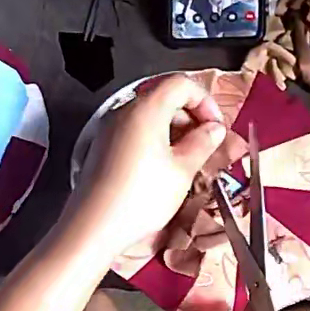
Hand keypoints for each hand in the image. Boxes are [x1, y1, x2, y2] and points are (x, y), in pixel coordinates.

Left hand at [70, 74, 226, 260]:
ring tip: (188, 160)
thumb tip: (213, 129)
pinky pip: (134, 132)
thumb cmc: (138, 198)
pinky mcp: (103, 147)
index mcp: (146, 109)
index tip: (215, 125)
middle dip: (190, 116)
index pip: (181, 84)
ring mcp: (110, 129)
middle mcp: (124, 111)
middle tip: (206, 143)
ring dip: (174, 130)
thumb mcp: (183, 170)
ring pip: (149, 116)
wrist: (94, 227)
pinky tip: (164, 168)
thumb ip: (203, 142)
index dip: (204, 101)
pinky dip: (155, 141)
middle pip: (164, 97)